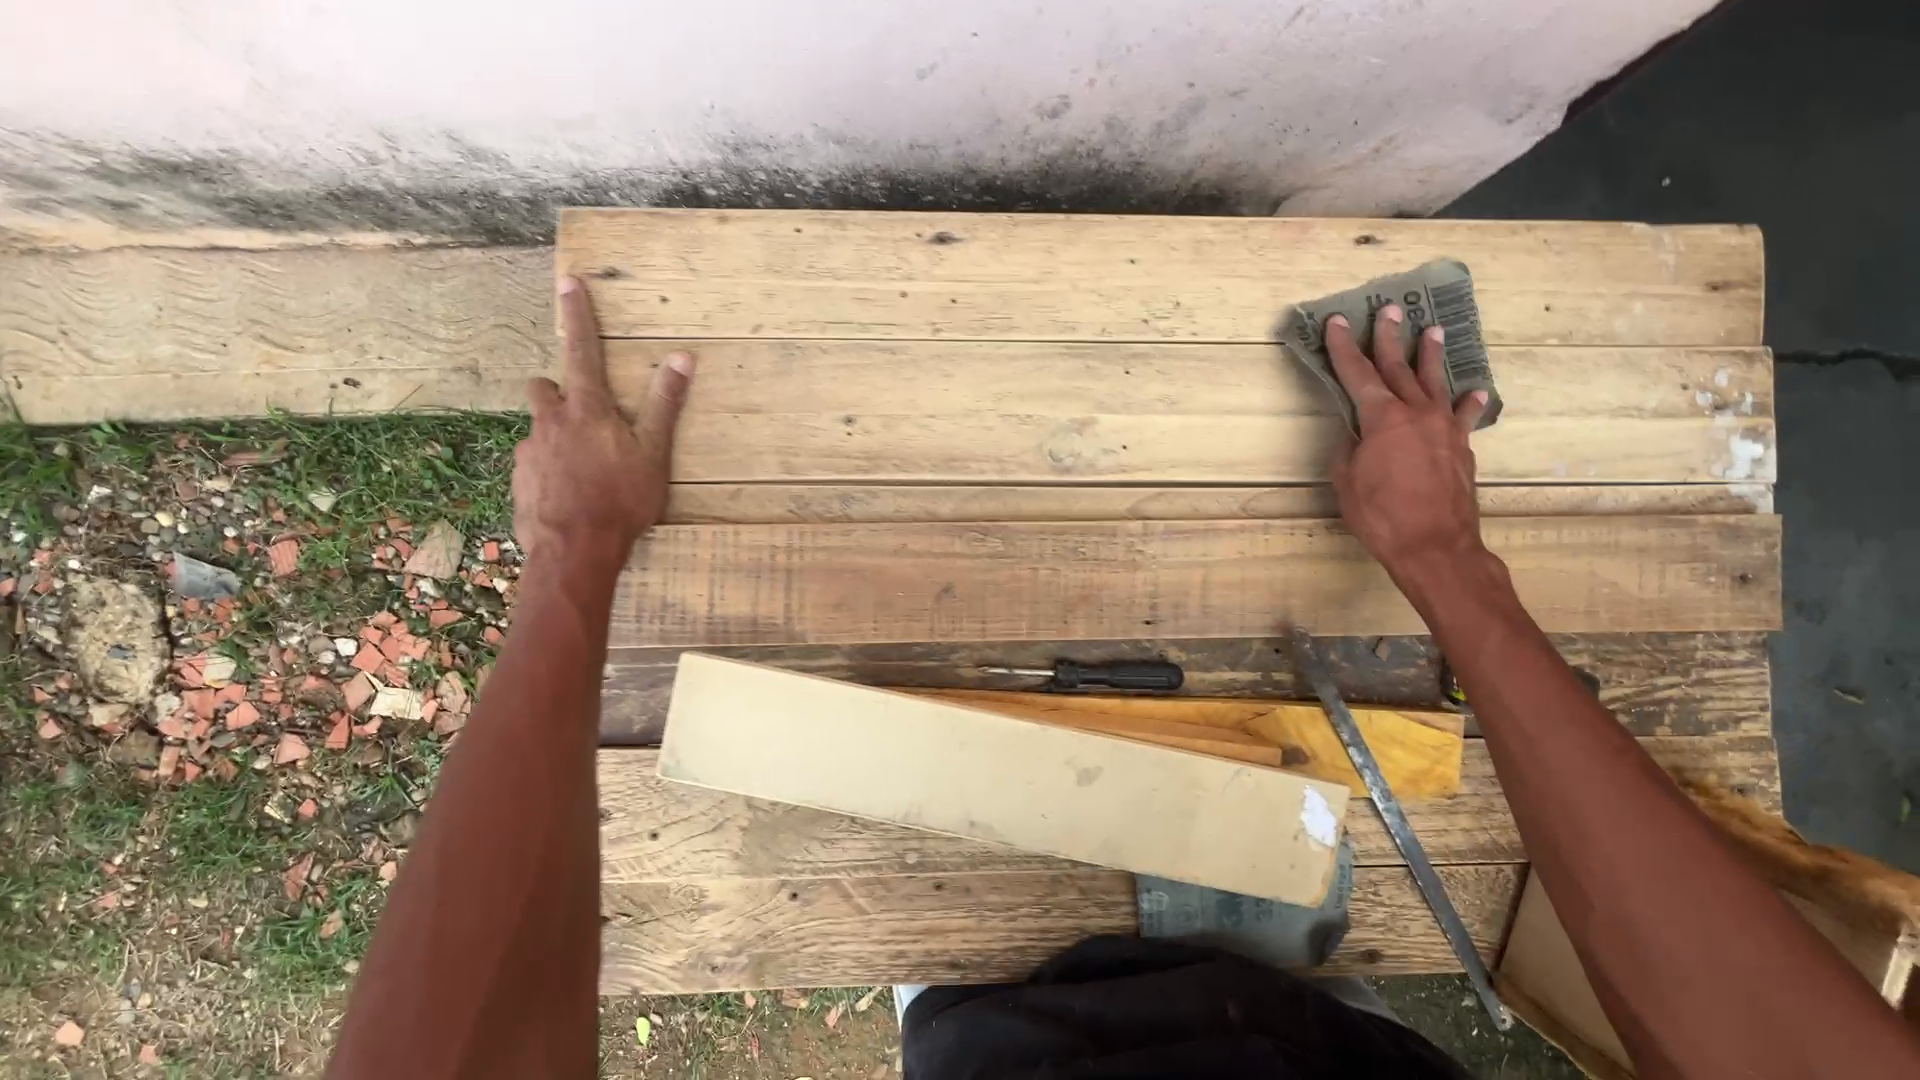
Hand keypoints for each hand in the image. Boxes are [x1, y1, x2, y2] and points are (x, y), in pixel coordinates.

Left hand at [513, 277, 694, 563]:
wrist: (574, 551)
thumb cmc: (621, 500)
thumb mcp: (654, 453)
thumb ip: (664, 405)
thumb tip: (682, 358)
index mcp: (587, 409)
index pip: (582, 350)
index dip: (578, 315)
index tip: (569, 283)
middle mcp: (550, 422)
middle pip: (544, 388)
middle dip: (557, 391)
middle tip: (583, 413)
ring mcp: (529, 452)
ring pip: (539, 430)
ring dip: (556, 436)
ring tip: (584, 468)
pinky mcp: (519, 481)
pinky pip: (534, 465)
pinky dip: (549, 470)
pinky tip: (569, 494)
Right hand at [1327, 304, 1490, 591]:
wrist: (1434, 545)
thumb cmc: (1380, 515)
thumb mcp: (1346, 481)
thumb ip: (1349, 449)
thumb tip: (1358, 433)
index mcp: (1382, 419)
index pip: (1358, 374)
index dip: (1345, 347)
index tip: (1339, 322)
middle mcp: (1416, 413)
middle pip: (1398, 367)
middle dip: (1390, 337)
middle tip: (1390, 310)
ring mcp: (1444, 428)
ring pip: (1434, 383)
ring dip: (1430, 356)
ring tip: (1433, 331)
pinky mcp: (1461, 448)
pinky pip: (1463, 416)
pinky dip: (1467, 402)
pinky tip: (1474, 391)